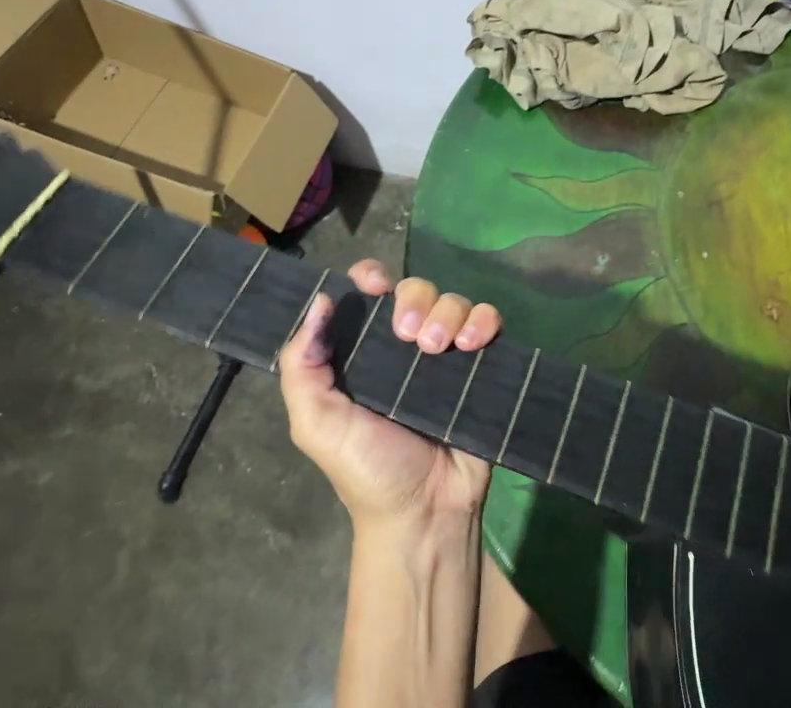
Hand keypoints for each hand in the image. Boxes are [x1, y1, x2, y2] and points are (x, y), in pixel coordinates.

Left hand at [279, 260, 502, 533]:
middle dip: (414, 300)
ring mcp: (446, 355)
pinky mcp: (482, 367)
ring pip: (453, 300)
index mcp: (364, 351)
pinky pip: (489, 321)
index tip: (375, 284)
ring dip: (449, 312)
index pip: (368, 295)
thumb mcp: (315, 423)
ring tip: (441, 348)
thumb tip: (319, 300)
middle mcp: (405, 346)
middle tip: (411, 337)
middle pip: (415, 289)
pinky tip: (473, 344)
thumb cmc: (365, 469)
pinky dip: (484, 321)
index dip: (372, 277)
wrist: (423, 512)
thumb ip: (301, 366)